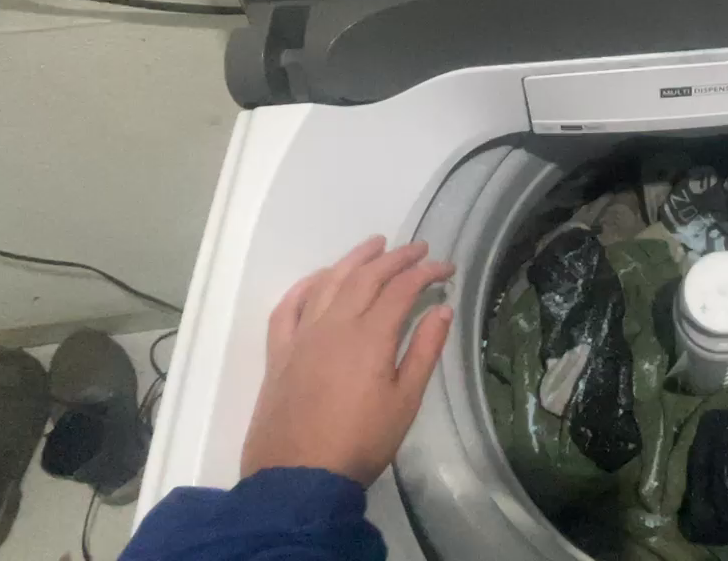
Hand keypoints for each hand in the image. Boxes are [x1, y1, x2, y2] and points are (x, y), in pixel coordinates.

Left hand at [240, 237, 455, 484]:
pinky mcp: (279, 354)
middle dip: (397, 257)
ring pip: (329, 282)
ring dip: (354, 259)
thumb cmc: (360, 442)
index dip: (428, 272)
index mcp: (370, 336)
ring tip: (375, 244)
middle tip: (418, 248)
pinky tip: (320, 277)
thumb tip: (442, 309)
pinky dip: (305, 286)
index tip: (448, 269)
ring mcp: (303, 337)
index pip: (403, 288)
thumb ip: (424, 350)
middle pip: (367, 276)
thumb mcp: (405, 401)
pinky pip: (288, 309)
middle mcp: (335, 326)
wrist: (297, 483)